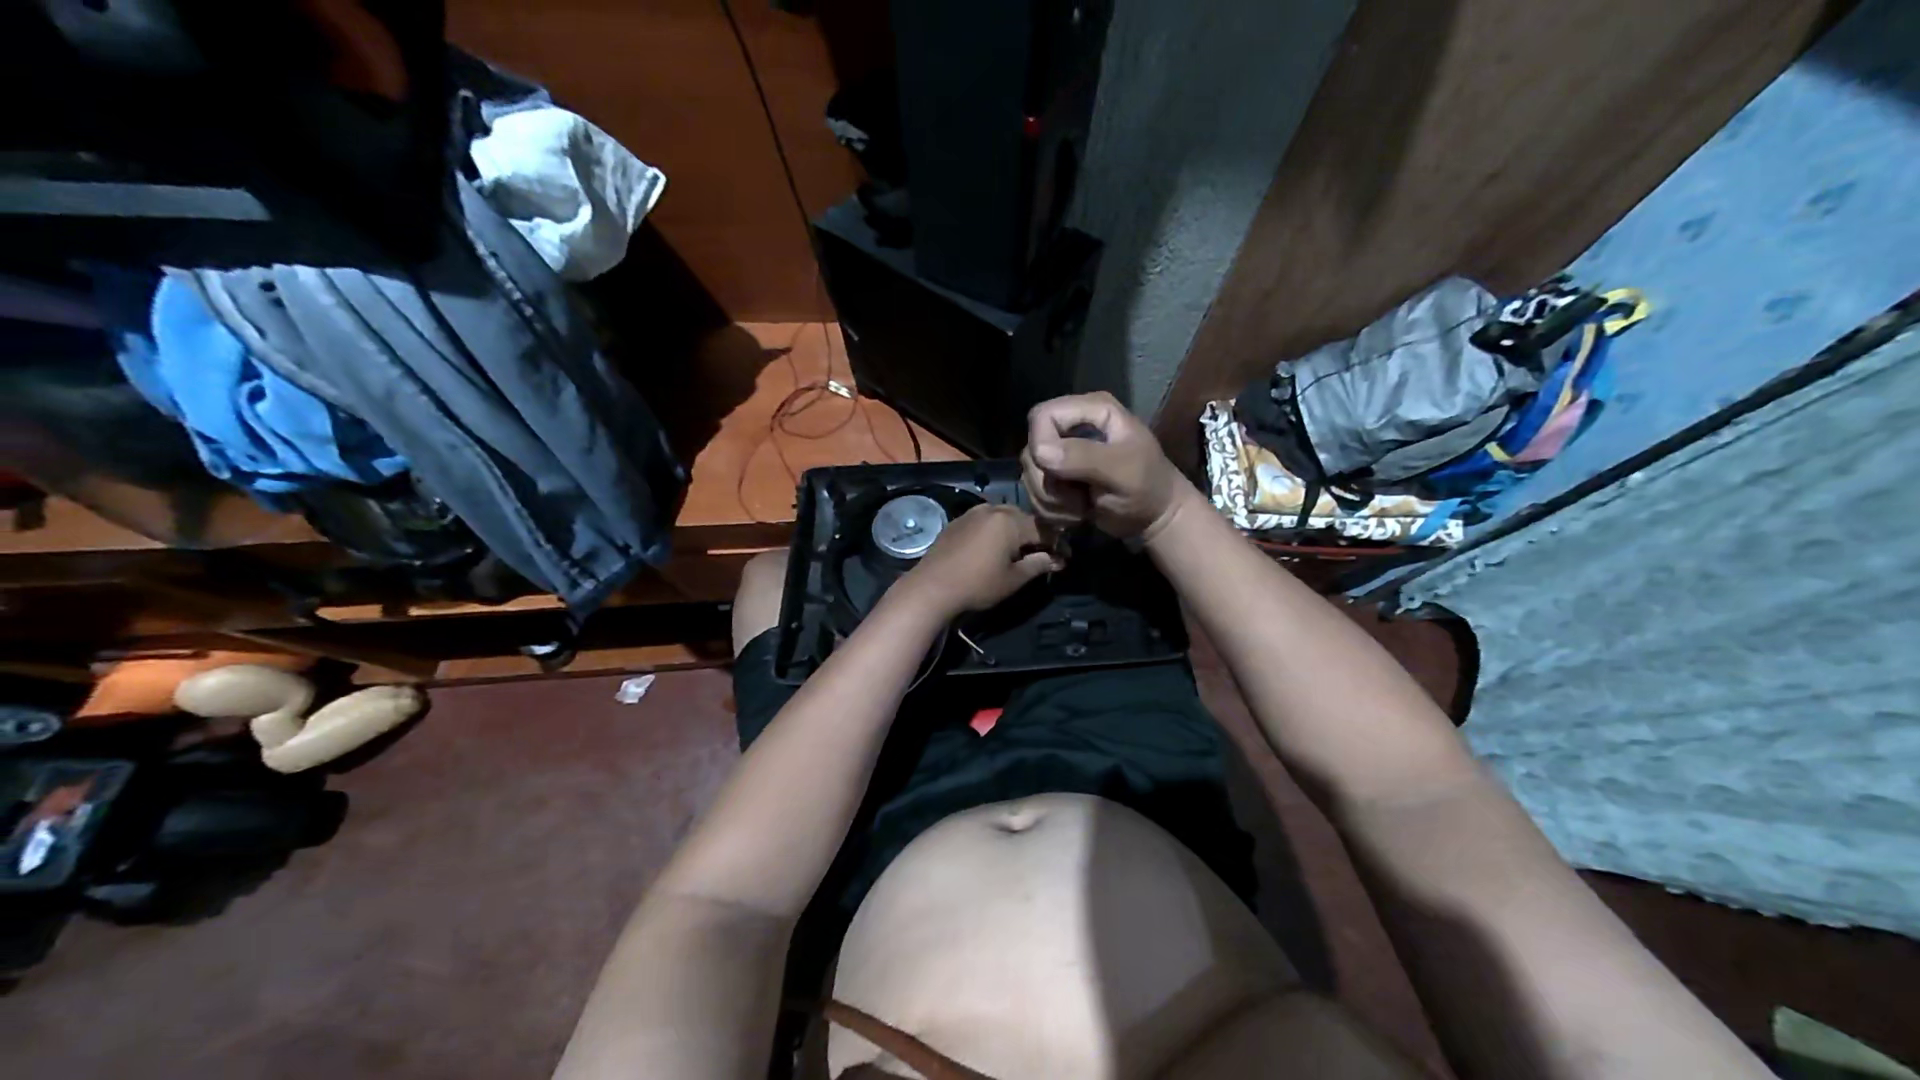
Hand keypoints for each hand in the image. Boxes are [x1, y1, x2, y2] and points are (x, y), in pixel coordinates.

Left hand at [895, 504, 1060, 619]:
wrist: (931, 587)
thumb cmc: (977, 585)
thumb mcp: (1013, 579)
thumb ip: (1037, 565)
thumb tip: (1056, 559)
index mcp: (1010, 520)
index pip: (1043, 528)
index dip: (1056, 543)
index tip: (1065, 557)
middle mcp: (992, 509)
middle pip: (1023, 518)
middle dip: (1036, 535)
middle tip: (1044, 554)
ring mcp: (972, 513)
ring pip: (1003, 517)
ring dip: (1015, 531)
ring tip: (1020, 551)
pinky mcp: (958, 521)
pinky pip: (985, 521)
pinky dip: (996, 532)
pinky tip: (995, 547)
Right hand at [1020, 392, 1195, 540]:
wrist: (1155, 518)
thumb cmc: (1147, 488)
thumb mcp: (1122, 470)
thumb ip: (1084, 457)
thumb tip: (1040, 451)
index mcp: (1092, 409)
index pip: (1041, 416)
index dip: (1041, 444)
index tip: (1059, 474)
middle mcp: (1072, 426)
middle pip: (1031, 448)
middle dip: (1049, 482)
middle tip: (1078, 499)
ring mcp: (1062, 452)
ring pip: (1030, 475)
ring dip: (1051, 501)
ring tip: (1081, 508)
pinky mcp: (1058, 477)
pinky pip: (1034, 492)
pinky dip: (1051, 510)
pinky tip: (1076, 514)